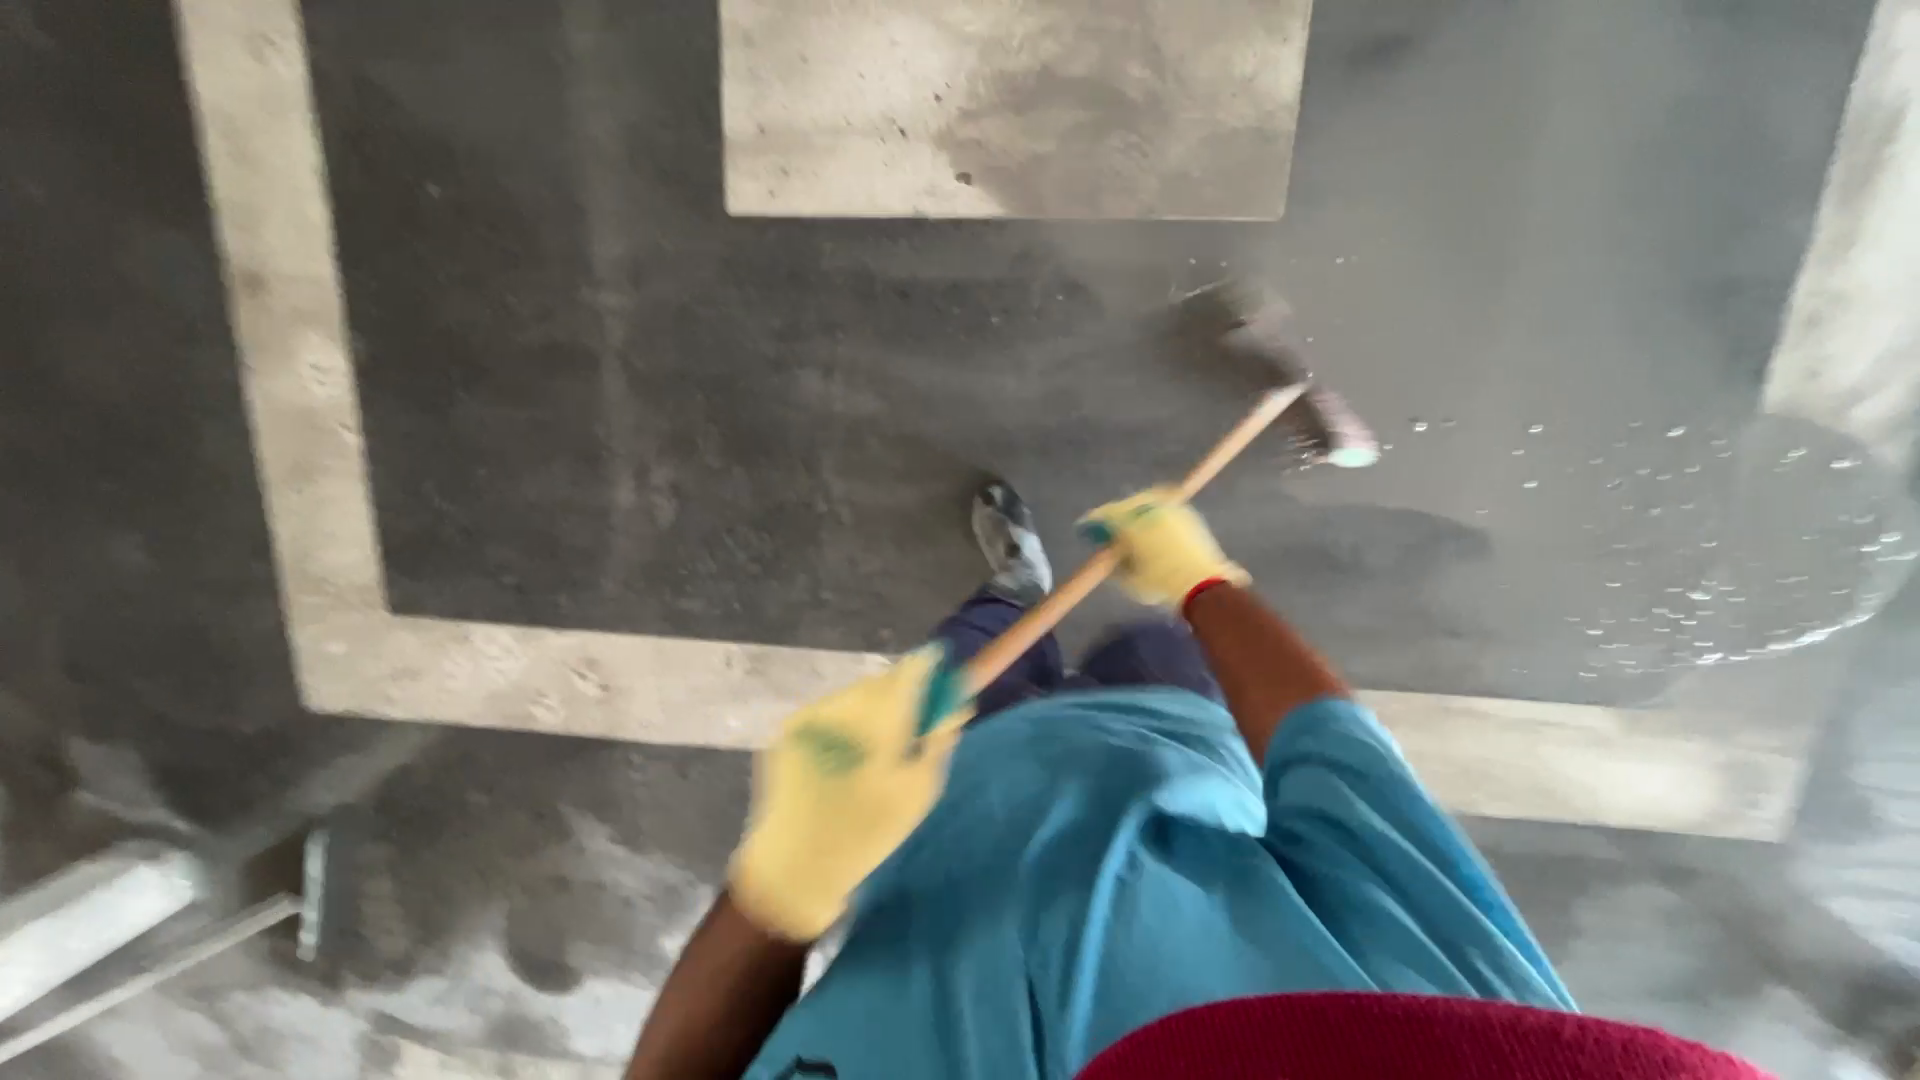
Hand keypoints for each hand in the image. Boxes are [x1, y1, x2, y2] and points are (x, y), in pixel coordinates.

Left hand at [727, 646, 969, 941]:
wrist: (795, 864)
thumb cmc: (867, 833)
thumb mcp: (919, 792)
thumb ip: (938, 739)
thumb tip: (953, 702)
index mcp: (875, 724)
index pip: (909, 672)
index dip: (928, 668)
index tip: (940, 677)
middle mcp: (839, 708)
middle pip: (881, 682)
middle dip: (900, 693)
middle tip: (912, 722)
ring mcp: (809, 715)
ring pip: (855, 694)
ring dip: (872, 707)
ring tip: (877, 744)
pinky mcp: (789, 726)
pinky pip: (830, 710)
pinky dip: (846, 720)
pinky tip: (847, 751)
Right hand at [1078, 486, 1249, 608]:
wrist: (1204, 585)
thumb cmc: (1163, 585)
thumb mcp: (1131, 581)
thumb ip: (1118, 564)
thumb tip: (1113, 554)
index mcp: (1132, 526)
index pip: (1105, 516)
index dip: (1092, 521)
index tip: (1084, 527)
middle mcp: (1150, 511)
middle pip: (1125, 504)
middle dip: (1113, 513)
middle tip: (1107, 524)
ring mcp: (1171, 509)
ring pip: (1145, 500)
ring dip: (1134, 508)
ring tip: (1129, 520)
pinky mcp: (1187, 513)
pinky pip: (1164, 504)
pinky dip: (1152, 510)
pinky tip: (1150, 520)